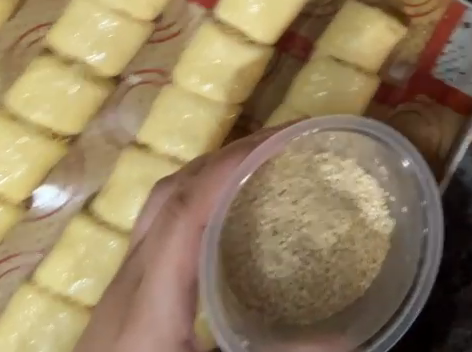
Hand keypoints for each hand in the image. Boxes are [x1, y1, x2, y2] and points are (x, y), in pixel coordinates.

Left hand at [74, 131, 274, 351]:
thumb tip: (350, 341)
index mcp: (148, 309)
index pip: (186, 211)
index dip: (235, 166)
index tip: (288, 140)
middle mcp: (128, 289)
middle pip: (172, 195)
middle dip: (231, 157)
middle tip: (290, 148)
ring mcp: (120, 297)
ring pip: (162, 210)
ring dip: (214, 177)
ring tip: (268, 171)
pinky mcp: (123, 310)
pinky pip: (162, 233)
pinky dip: (201, 206)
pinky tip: (234, 225)